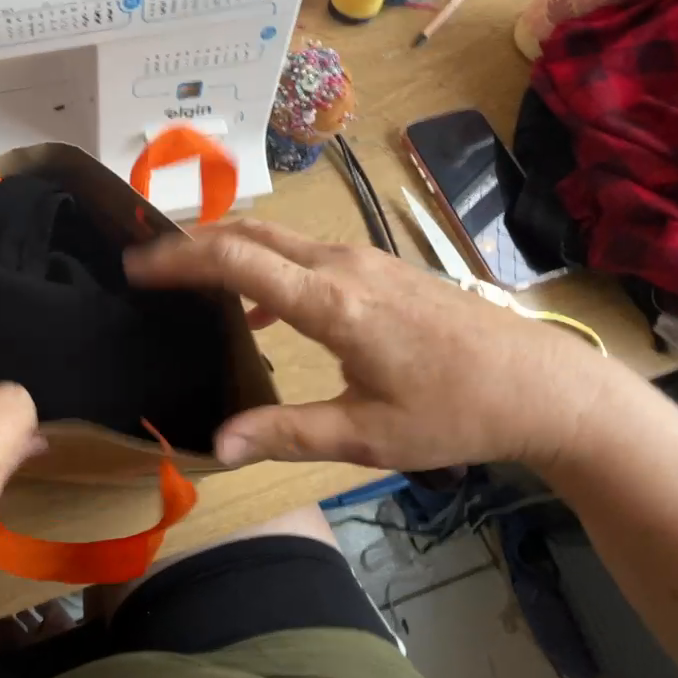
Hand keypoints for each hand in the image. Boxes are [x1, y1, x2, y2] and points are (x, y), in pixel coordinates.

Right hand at [125, 220, 623, 472]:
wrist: (542, 383)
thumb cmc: (456, 412)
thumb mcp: (368, 435)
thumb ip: (286, 433)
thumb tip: (215, 445)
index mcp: (331, 302)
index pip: (236, 261)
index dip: (179, 258)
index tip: (135, 264)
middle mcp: (340, 264)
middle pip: (248, 232)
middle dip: (191, 241)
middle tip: (146, 262)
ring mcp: (361, 258)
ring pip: (275, 236)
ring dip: (226, 247)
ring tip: (186, 276)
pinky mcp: (376, 266)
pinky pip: (301, 251)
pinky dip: (263, 262)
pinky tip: (258, 309)